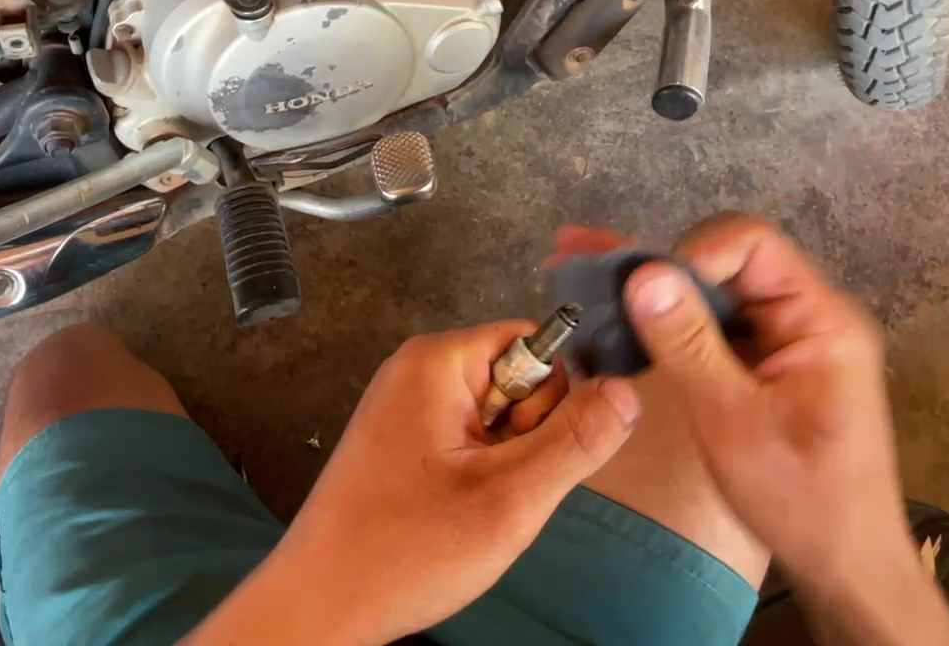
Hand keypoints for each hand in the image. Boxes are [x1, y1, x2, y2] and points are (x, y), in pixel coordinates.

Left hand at [184, 321, 640, 645]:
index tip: (527, 452)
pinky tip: (453, 509)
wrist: (320, 605)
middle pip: (514, 377)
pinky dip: (476, 472)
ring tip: (470, 505)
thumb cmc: (408, 548)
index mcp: (438, 359)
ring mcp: (405, 401)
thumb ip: (575, 442)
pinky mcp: (400, 434)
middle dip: (523, 435)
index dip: (550, 398)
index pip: (533, 342)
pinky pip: (466, 435)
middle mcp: (418, 366)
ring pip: (494, 413)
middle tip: (493, 488)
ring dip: (502, 461)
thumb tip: (628, 390)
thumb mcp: (510, 498)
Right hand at [624, 213, 948, 644]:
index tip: (644, 289)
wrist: (844, 566)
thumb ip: (689, 345)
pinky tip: (610, 307)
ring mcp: (778, 333)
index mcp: (818, 317)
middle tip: (582, 258)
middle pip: (721, 258)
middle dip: (652, 259)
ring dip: (645, 282)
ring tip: (579, 266)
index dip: (692, 252)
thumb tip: (642, 274)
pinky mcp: (757, 356)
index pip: (750, 244)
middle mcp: (800, 311)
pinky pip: (705, 319)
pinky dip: (658, 314)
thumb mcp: (735, 424)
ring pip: (706, 286)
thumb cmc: (802, 500)